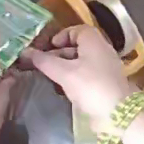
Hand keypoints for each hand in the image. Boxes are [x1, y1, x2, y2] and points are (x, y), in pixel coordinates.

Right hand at [22, 25, 136, 124]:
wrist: (117, 114)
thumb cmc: (90, 86)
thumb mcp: (64, 72)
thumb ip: (44, 61)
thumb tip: (26, 52)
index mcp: (94, 42)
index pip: (77, 30)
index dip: (61, 36)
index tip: (48, 48)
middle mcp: (102, 51)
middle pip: (78, 46)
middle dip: (60, 53)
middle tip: (44, 64)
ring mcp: (106, 69)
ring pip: (82, 62)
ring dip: (66, 67)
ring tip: (51, 77)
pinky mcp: (106, 84)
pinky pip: (87, 75)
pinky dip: (75, 78)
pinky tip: (65, 89)